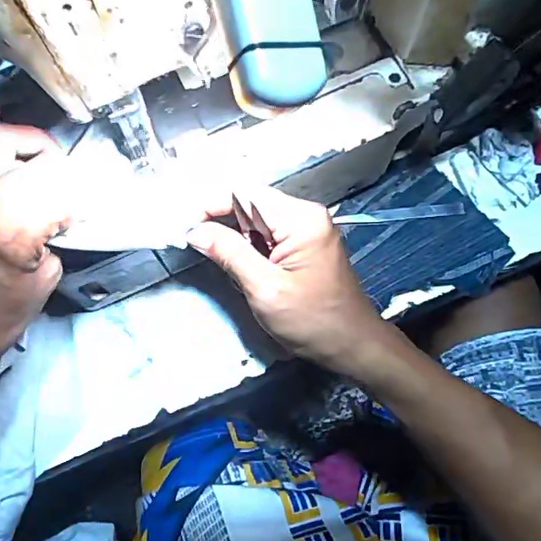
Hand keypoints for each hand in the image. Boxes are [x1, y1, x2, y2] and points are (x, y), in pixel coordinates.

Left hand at [0, 106, 75, 384]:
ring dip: (23, 139)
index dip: (78, 194)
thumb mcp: (45, 278)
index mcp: (8, 226)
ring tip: (37, 154)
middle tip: (66, 185)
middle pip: (30, 153)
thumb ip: (54, 232)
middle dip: (57, 164)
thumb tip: (62, 205)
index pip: (59, 182)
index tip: (80, 210)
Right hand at [185, 186, 393, 374]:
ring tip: (230, 269)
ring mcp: (306, 230)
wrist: (353, 346)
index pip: (245, 194)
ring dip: (236, 242)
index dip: (211, 207)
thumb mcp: (265, 289)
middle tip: (201, 252)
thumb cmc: (312, 321)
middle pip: (249, 205)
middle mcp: (305, 215)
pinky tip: (248, 274)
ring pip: (255, 223)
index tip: (187, 230)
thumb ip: (229, 254)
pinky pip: (267, 237)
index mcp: (300, 218)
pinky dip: (250, 252)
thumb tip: (195, 231)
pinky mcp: (304, 246)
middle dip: (222, 226)